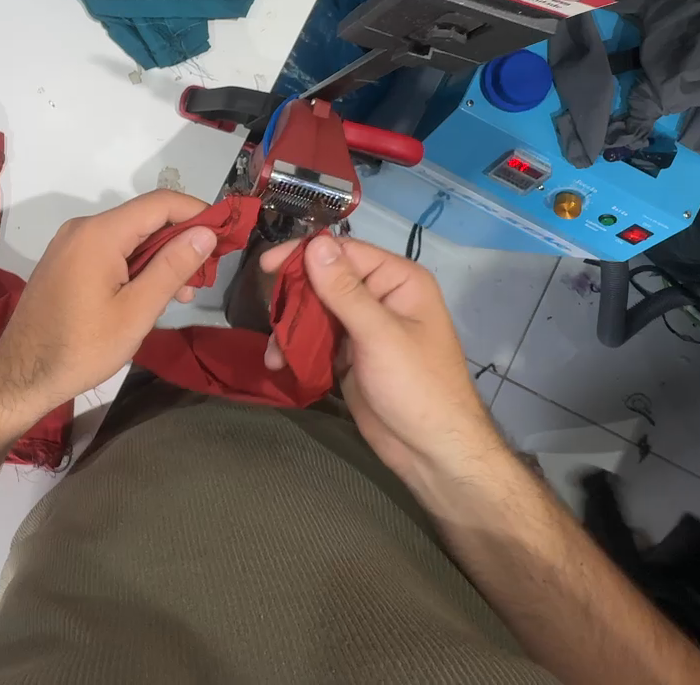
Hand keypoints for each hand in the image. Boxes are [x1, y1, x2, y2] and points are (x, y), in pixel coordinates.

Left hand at [0, 190, 216, 430]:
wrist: (21, 375)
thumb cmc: (82, 347)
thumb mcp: (136, 311)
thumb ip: (172, 267)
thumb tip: (205, 232)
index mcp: (100, 233)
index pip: (160, 203)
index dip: (197, 212)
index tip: (225, 235)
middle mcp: (83, 227)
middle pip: (144, 218)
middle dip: (180, 241)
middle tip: (204, 277)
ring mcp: (70, 244)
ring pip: (129, 236)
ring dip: (159, 257)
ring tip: (181, 295)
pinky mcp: (65, 261)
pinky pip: (110, 250)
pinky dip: (135, 265)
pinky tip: (149, 295)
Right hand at [260, 235, 499, 477]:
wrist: (433, 455)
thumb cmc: (417, 387)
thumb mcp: (379, 335)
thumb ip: (344, 290)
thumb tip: (316, 244)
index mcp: (397, 281)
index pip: (343, 253)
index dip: (303, 256)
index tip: (266, 267)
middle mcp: (380, 296)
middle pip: (324, 281)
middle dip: (294, 299)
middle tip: (270, 317)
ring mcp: (364, 326)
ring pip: (315, 311)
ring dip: (291, 328)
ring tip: (274, 352)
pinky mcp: (350, 354)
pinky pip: (316, 338)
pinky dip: (297, 348)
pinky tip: (281, 363)